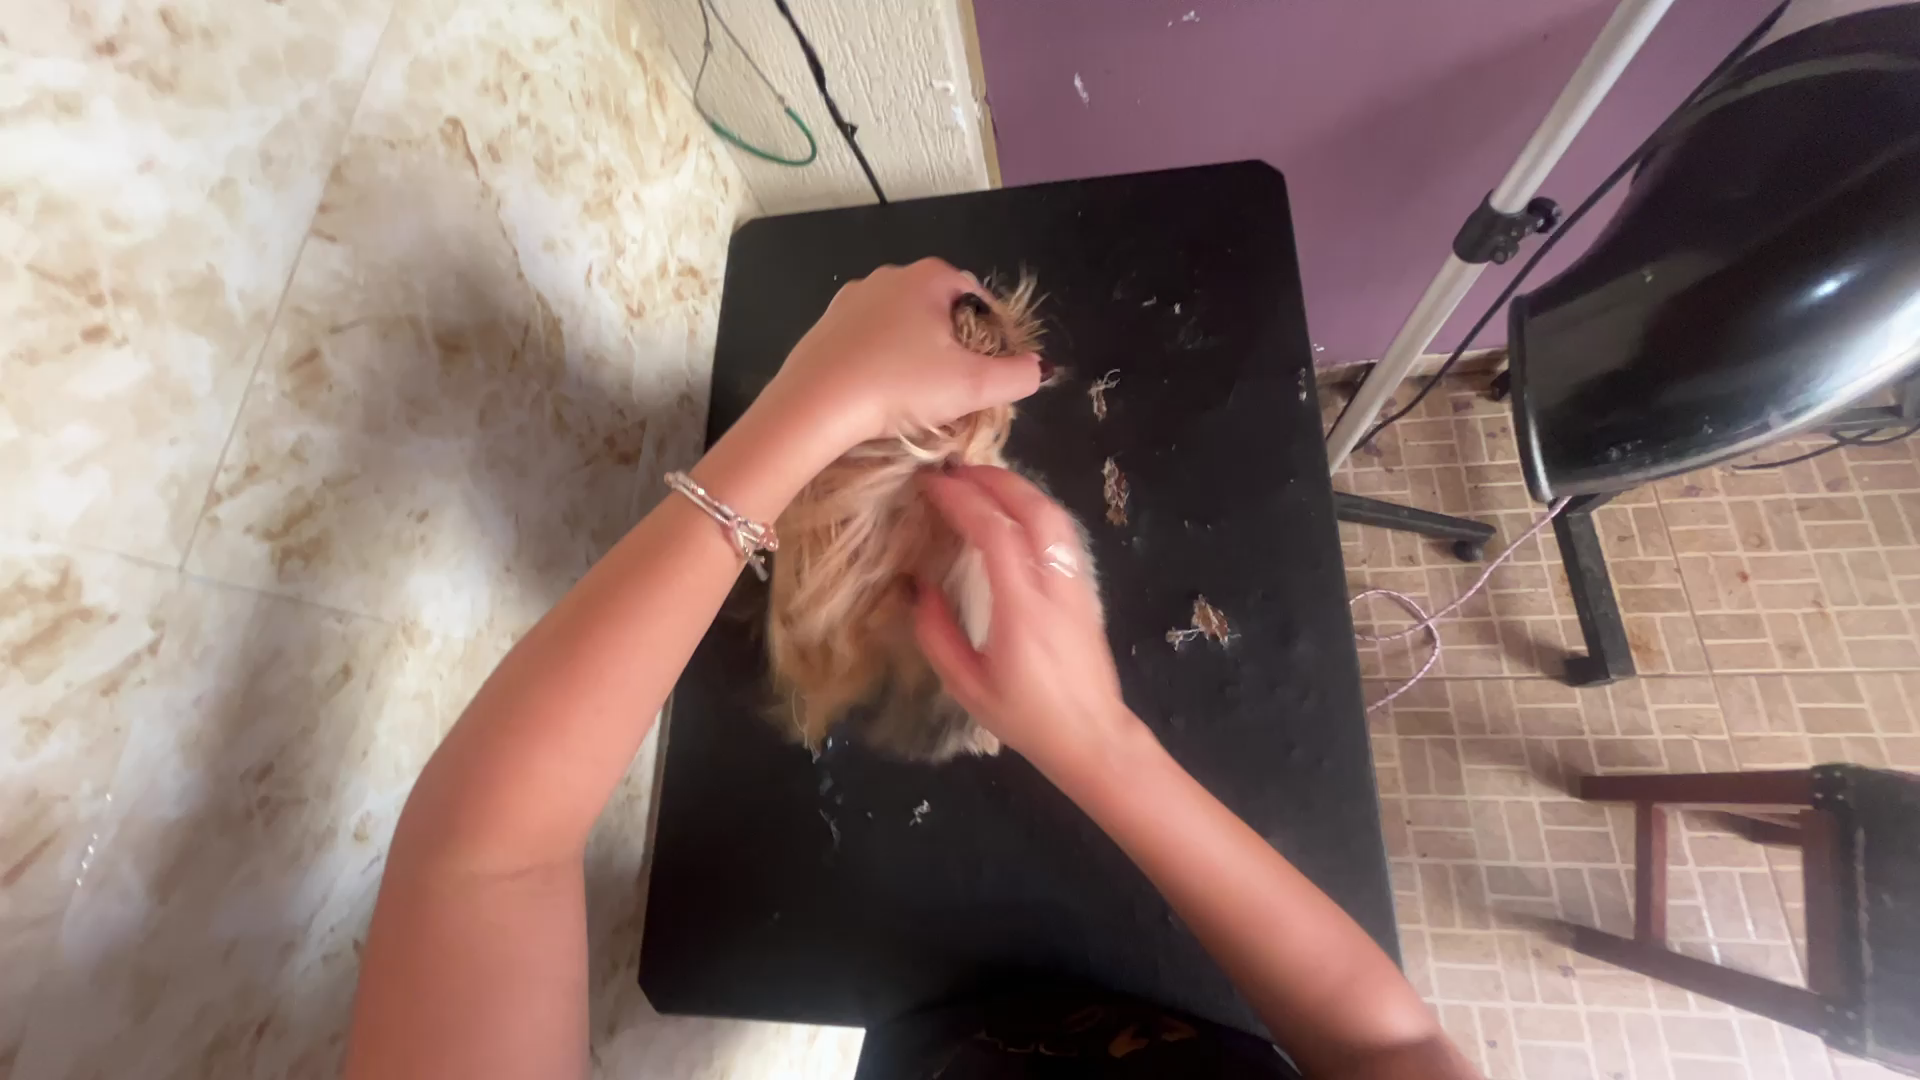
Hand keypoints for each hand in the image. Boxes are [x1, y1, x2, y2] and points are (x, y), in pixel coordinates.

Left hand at [761, 258, 1044, 453]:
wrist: (815, 405)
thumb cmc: (900, 386)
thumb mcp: (972, 386)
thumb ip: (1017, 376)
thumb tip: (1037, 370)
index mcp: (930, 277)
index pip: (980, 299)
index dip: (992, 338)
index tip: (987, 375)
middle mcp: (890, 276)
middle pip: (941, 311)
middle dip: (953, 347)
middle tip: (953, 391)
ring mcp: (852, 299)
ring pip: (903, 326)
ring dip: (916, 355)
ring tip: (916, 397)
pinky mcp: (826, 327)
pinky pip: (869, 341)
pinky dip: (882, 362)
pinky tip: (879, 393)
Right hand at [912, 466, 1142, 777]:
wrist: (1093, 737)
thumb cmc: (1027, 718)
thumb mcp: (966, 686)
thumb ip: (937, 634)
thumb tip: (919, 588)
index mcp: (1022, 610)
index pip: (995, 533)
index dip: (962, 500)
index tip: (932, 485)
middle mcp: (1055, 587)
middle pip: (1033, 510)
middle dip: (993, 479)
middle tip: (955, 469)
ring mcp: (1077, 584)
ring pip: (1054, 515)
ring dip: (1017, 488)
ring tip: (981, 481)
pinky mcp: (1085, 589)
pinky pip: (1062, 533)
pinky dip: (1035, 508)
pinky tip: (1013, 511)